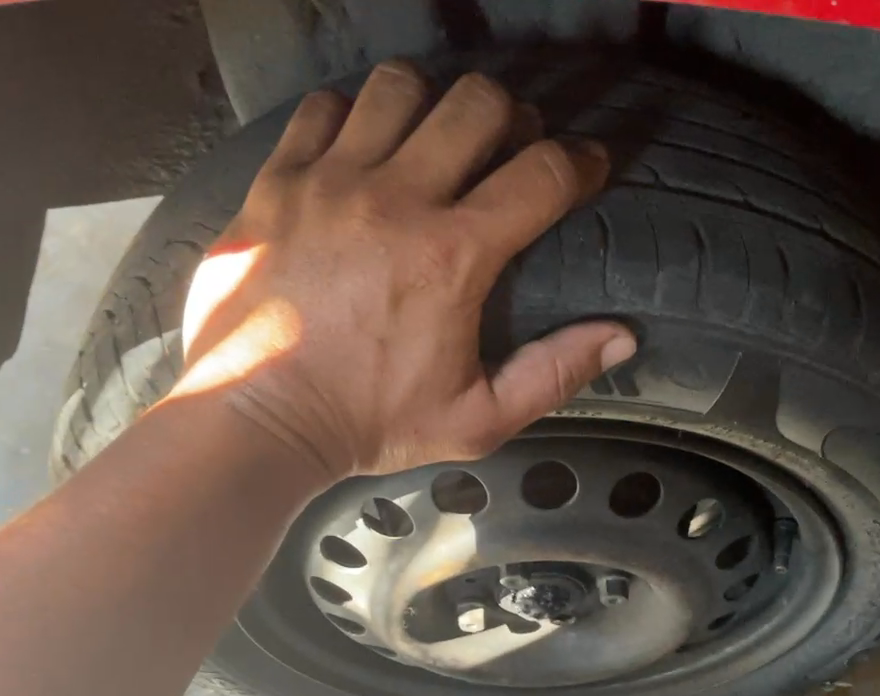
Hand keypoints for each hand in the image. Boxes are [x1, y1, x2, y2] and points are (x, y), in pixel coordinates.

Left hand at [171, 60, 637, 479]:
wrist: (257, 419)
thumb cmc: (370, 423)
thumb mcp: (478, 419)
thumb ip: (553, 374)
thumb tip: (622, 336)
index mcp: (455, 256)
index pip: (542, 174)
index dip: (581, 162)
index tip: (588, 167)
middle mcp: (396, 200)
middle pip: (478, 104)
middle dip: (512, 118)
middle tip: (510, 152)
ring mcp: (330, 181)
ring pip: (401, 87)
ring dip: (434, 106)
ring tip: (436, 144)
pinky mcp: (277, 181)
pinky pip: (325, 108)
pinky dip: (356, 118)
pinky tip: (364, 155)